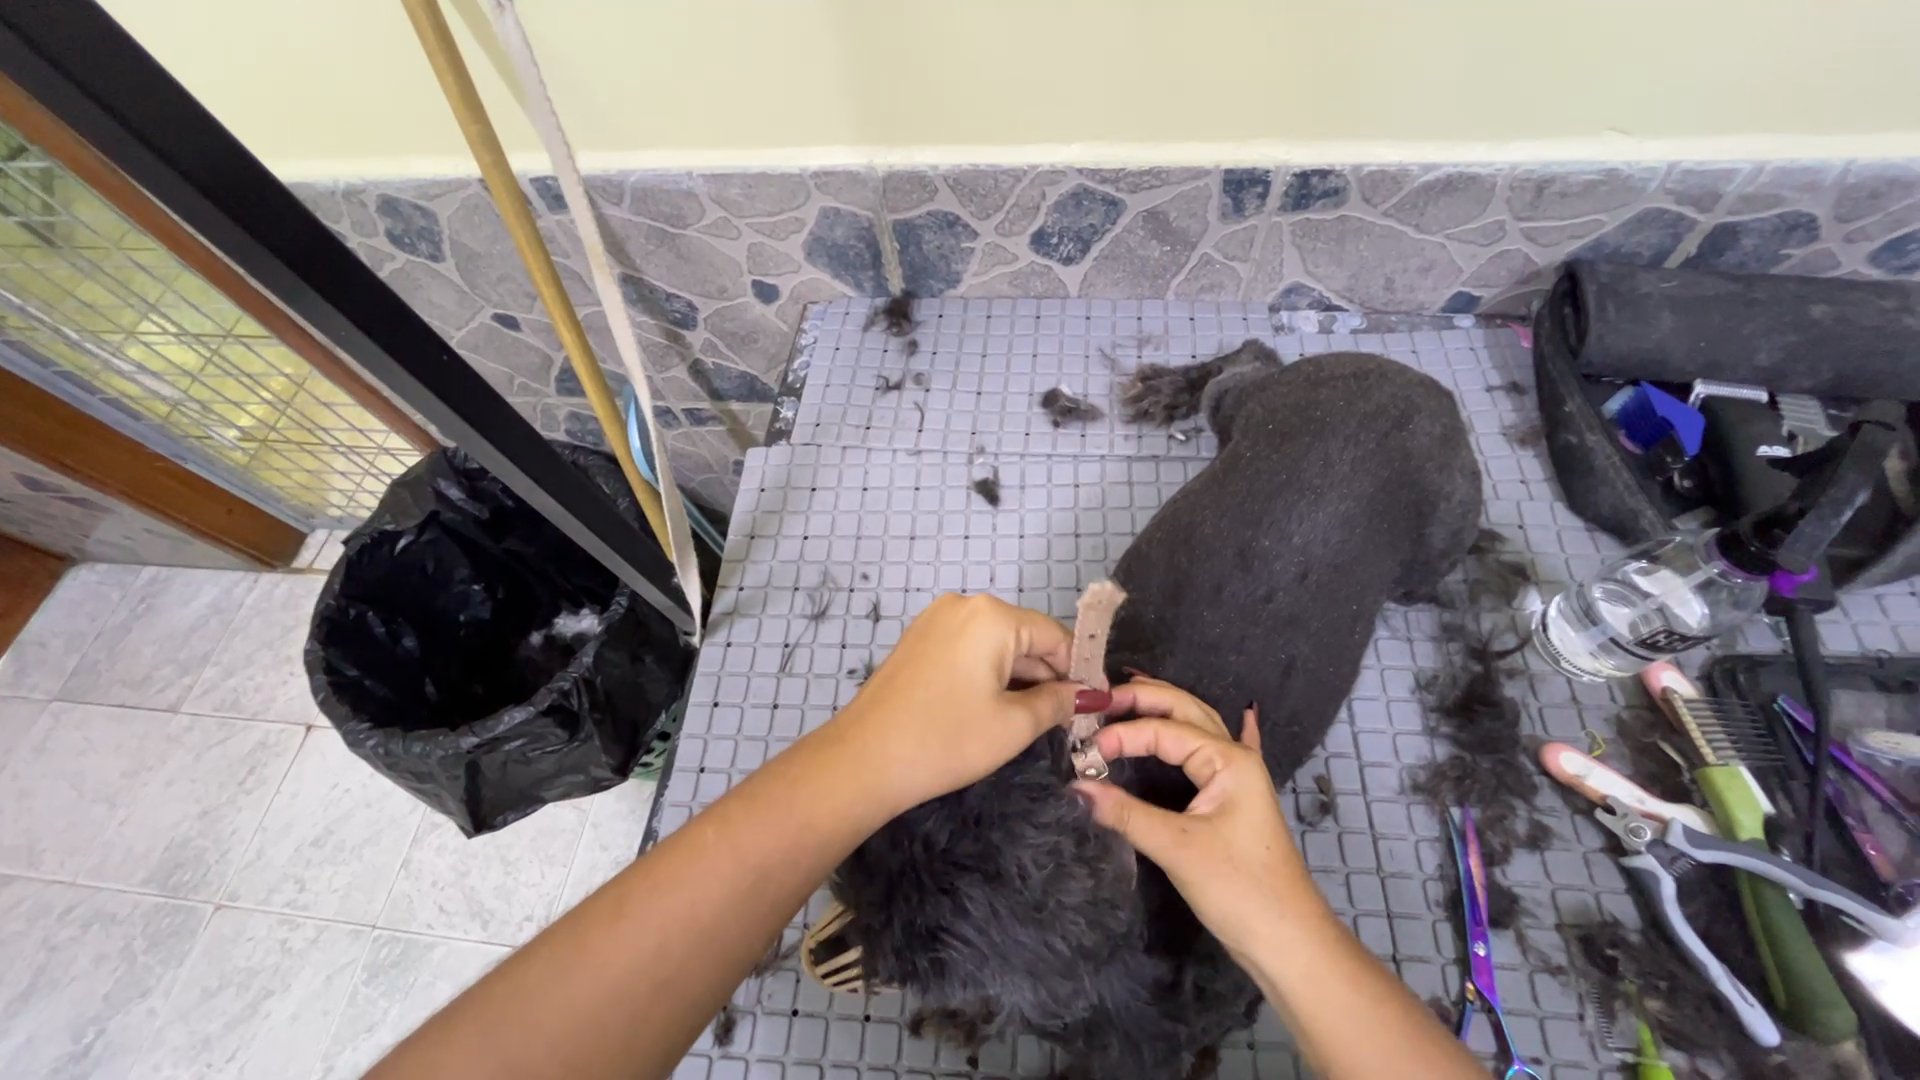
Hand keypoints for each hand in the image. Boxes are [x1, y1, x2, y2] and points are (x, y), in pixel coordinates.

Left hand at [830, 594, 1109, 812]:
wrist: (863, 760)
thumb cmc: (946, 740)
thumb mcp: (1013, 725)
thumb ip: (1058, 702)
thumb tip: (1089, 694)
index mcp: (992, 616)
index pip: (1054, 635)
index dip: (1078, 671)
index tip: (1091, 707)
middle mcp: (964, 604)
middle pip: (1024, 636)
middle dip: (1046, 675)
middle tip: (1064, 722)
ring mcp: (935, 620)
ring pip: (995, 644)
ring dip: (1017, 677)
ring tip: (1029, 720)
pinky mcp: (918, 640)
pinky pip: (968, 649)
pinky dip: (987, 674)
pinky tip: (992, 708)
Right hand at [1073, 683, 1319, 959]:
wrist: (1290, 942)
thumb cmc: (1239, 889)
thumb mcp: (1177, 848)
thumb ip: (1125, 813)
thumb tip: (1074, 787)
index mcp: (1228, 759)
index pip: (1164, 730)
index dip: (1122, 734)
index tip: (1084, 752)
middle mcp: (1235, 757)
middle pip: (1185, 710)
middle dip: (1144, 698)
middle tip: (1099, 697)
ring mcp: (1237, 778)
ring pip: (1196, 727)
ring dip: (1162, 709)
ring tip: (1125, 695)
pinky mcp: (1233, 799)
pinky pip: (1215, 751)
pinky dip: (1206, 732)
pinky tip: (1238, 711)